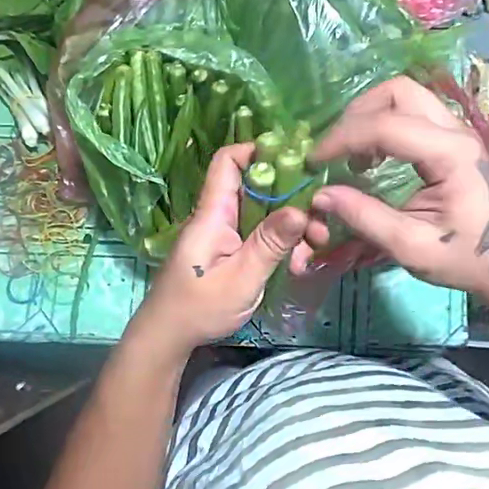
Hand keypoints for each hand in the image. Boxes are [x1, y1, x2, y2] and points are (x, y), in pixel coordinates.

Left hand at [132, 144, 321, 351]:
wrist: (169, 338)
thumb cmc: (199, 309)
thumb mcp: (241, 278)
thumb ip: (269, 244)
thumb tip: (301, 209)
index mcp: (213, 215)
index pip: (228, 162)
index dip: (258, 151)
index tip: (297, 160)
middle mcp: (220, 217)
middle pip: (259, 189)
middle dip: (293, 200)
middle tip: (319, 223)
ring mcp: (227, 234)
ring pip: (266, 214)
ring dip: (293, 227)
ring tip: (314, 249)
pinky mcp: (233, 251)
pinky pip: (263, 235)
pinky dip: (283, 244)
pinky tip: (299, 263)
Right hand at [300, 77, 488, 297]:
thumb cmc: (462, 258)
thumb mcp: (410, 247)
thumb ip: (365, 217)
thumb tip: (321, 194)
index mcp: (452, 155)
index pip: (388, 126)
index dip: (344, 138)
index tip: (316, 161)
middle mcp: (458, 131)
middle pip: (399, 91)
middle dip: (358, 113)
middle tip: (335, 150)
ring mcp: (458, 130)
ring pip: (406, 94)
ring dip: (371, 115)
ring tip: (353, 155)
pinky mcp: (452, 137)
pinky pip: (413, 111)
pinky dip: (385, 123)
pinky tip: (373, 156)